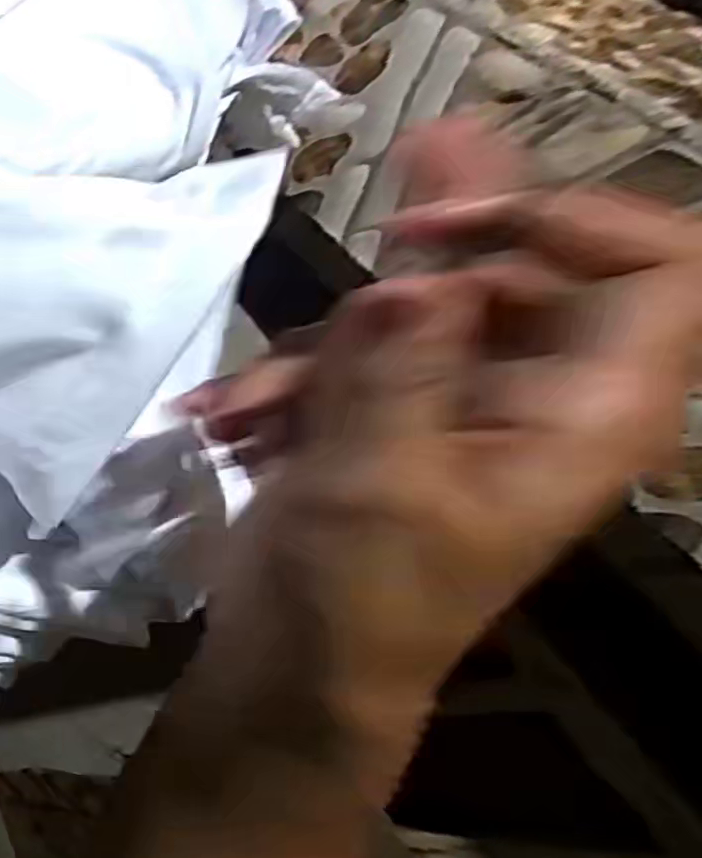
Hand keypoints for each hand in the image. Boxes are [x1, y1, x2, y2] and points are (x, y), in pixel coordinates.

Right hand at [203, 128, 701, 748]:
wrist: (292, 659)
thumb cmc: (356, 589)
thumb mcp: (375, 483)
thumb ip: (395, 375)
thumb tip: (410, 274)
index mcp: (575, 412)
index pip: (642, 270)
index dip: (551, 221)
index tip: (427, 222)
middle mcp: (516, 402)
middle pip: (501, 286)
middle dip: (401, 281)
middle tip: (378, 198)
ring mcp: (428, 418)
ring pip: (385, 335)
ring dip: (298, 360)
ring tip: (230, 411)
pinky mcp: (358, 437)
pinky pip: (324, 379)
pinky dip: (266, 394)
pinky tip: (215, 425)